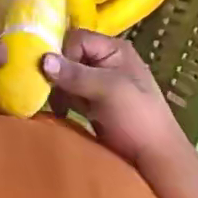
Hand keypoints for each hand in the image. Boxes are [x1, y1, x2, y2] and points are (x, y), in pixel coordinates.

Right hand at [39, 29, 187, 166]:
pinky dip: (63, 101)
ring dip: (59, 90)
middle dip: (58, 73)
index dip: (64, 53)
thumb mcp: (107, 90)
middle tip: (52, 90)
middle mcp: (105, 61)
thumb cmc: (137, 117)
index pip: (77, 38)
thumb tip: (43, 59)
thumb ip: (75, 74)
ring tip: (60, 106)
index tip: (57, 75)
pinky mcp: (92, 102)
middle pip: (69, 55)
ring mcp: (99, 82)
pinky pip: (69, 93)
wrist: (154, 158)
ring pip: (66, 76)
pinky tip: (62, 112)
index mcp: (114, 49)